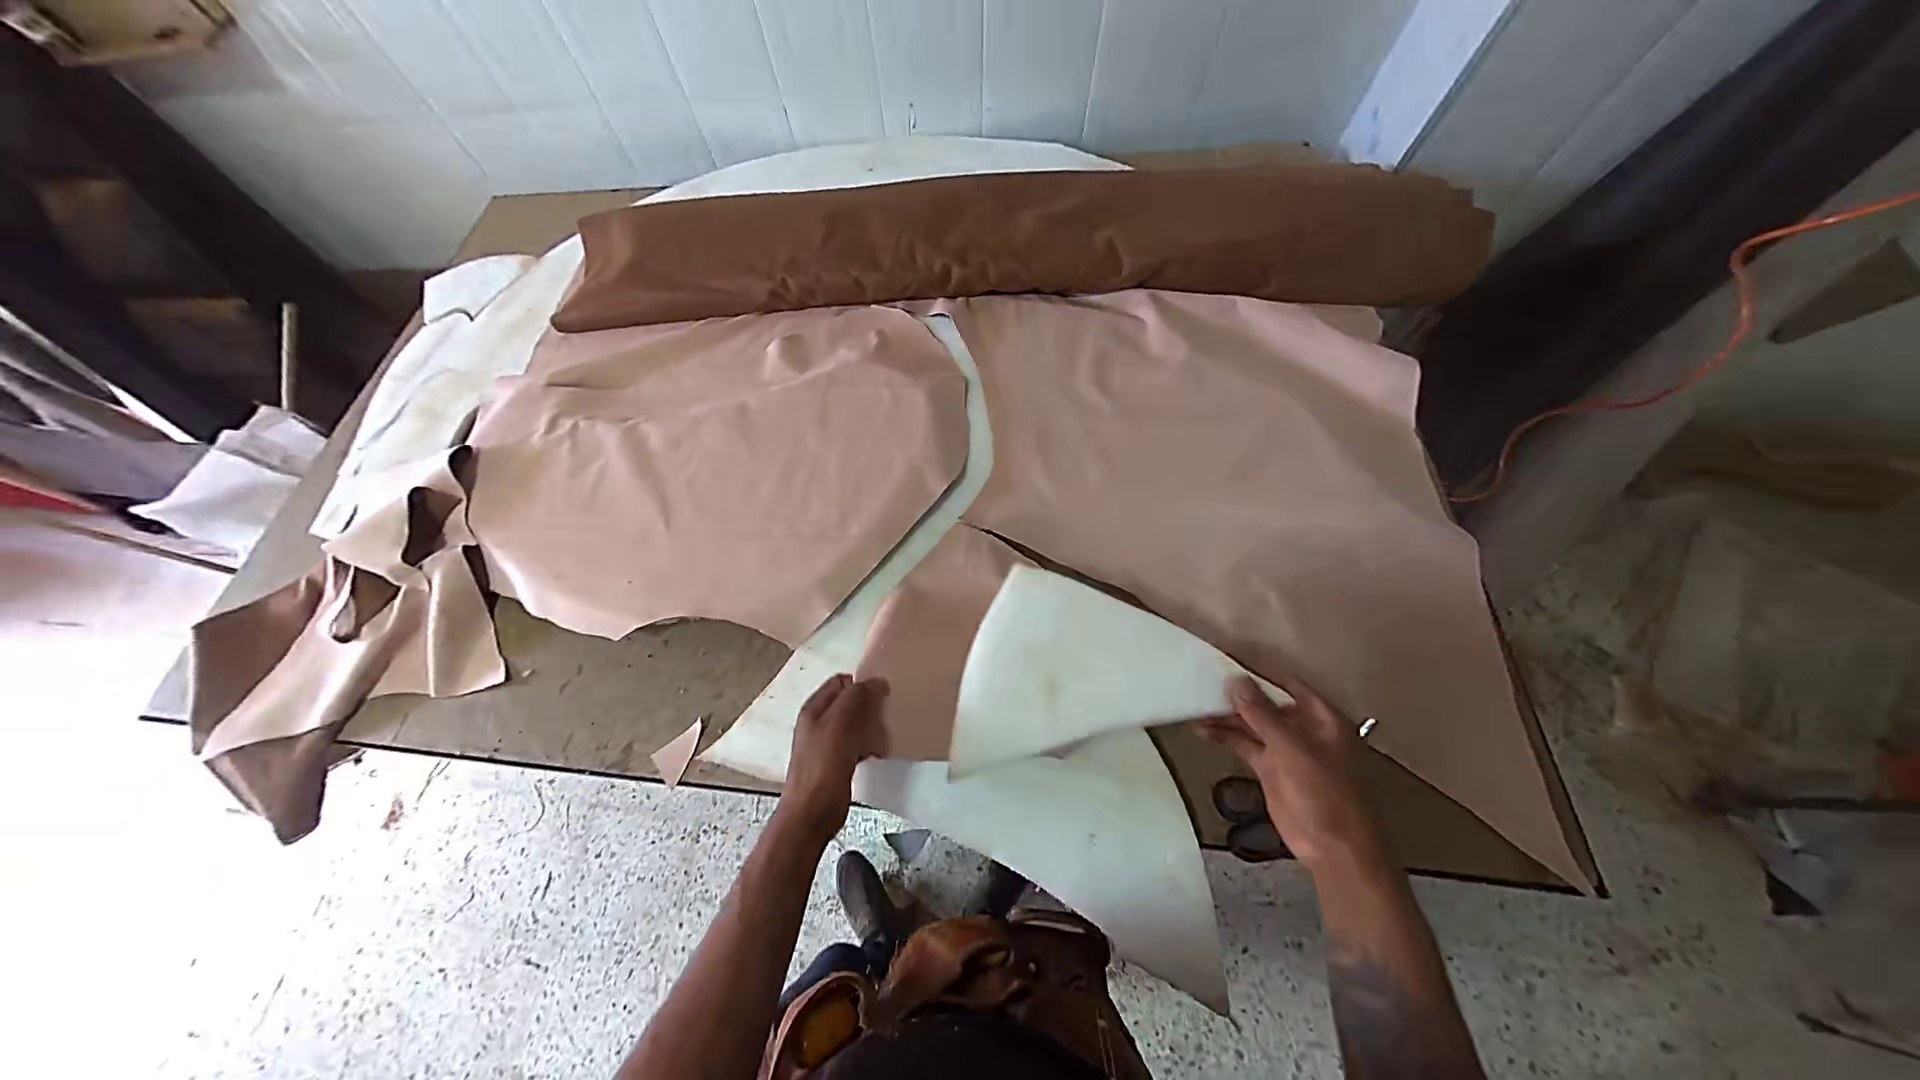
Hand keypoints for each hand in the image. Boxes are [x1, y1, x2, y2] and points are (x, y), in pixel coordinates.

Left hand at [776, 674, 888, 844]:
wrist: (813, 812)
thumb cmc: (823, 767)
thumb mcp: (840, 724)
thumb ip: (856, 698)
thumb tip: (876, 682)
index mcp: (814, 709)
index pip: (841, 682)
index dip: (861, 683)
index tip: (882, 692)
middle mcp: (818, 724)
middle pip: (848, 702)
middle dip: (869, 705)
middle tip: (886, 711)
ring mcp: (826, 744)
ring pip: (854, 724)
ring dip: (871, 725)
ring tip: (885, 731)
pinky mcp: (836, 763)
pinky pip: (857, 744)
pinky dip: (869, 744)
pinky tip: (878, 752)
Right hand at [1194, 674, 1380, 867]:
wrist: (1334, 848)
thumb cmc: (1325, 794)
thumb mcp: (1292, 749)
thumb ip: (1262, 715)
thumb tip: (1236, 681)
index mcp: (1321, 718)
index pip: (1286, 684)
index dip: (1258, 672)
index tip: (1226, 660)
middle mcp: (1303, 728)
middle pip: (1266, 703)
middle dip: (1237, 694)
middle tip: (1202, 681)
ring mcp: (1286, 749)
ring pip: (1252, 724)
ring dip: (1226, 715)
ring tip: (1194, 703)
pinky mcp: (1270, 767)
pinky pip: (1245, 744)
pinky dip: (1225, 736)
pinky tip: (1203, 729)